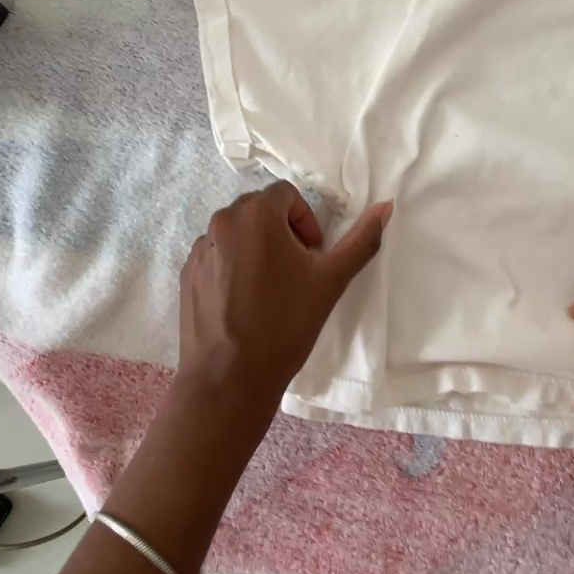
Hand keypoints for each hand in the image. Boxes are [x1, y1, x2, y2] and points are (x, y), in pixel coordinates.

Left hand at [178, 182, 389, 409]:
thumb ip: (362, 239)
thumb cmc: (284, 325)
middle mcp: (223, 221)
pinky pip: (216, 254)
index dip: (306, 221)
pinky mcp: (187, 272)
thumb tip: (386, 206)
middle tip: (295, 272)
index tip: (312, 257)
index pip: (287, 194)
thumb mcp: (331, 281)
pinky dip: (233, 266)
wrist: (228, 379)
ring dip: (257, 248)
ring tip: (270, 289)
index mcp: (256, 215)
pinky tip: (244, 302)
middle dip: (282, 232)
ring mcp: (201, 247)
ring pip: (237, 232)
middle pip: (260, 209)